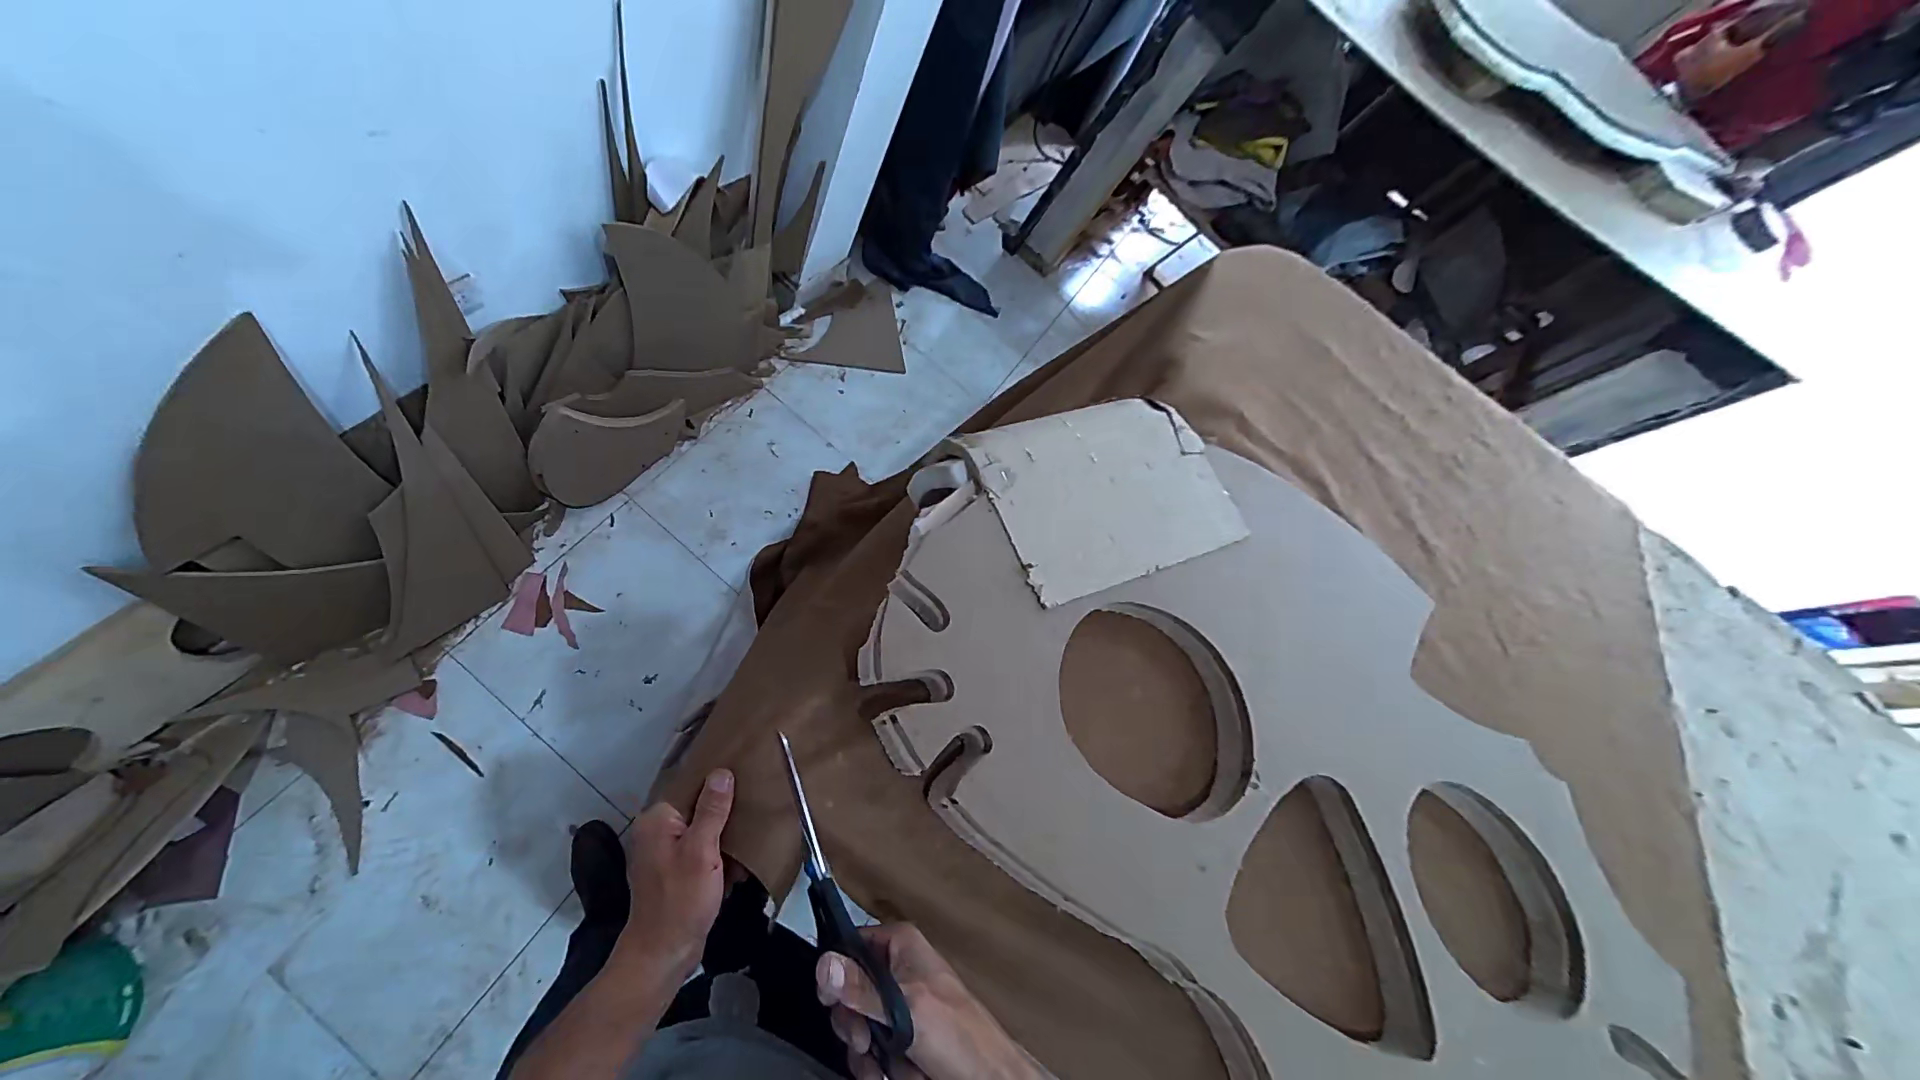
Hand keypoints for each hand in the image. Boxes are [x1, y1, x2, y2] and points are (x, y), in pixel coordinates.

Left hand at [613, 769, 733, 983]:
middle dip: (725, 807)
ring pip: (703, 828)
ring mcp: (666, 852)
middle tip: (755, 798)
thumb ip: (711, 810)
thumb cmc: (681, 900)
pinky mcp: (677, 870)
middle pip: (697, 805)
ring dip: (726, 832)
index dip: (717, 779)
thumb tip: (721, 772)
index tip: (745, 771)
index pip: (689, 784)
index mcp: (657, 819)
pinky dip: (720, 852)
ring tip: (753, 824)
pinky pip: (703, 848)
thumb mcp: (701, 851)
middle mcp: (657, 831)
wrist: (664, 954)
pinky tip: (739, 858)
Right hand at [817, 924, 1052, 1079]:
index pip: (850, 944)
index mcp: (901, 944)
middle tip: (865, 1039)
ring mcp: (897, 1003)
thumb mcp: (905, 1008)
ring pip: (855, 1023)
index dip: (835, 973)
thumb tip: (825, 964)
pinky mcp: (898, 1033)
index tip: (832, 1001)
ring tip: (883, 1065)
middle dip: (852, 1022)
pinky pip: (868, 1046)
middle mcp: (897, 968)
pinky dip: (872, 1064)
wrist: (984, 1078)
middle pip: (848, 990)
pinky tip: (886, 1073)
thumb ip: (863, 990)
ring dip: (863, 1051)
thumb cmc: (957, 1034)